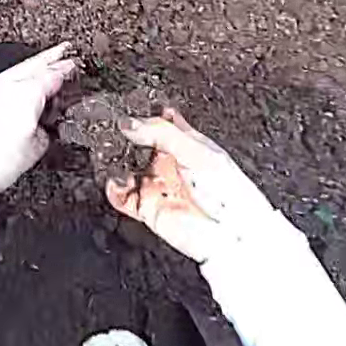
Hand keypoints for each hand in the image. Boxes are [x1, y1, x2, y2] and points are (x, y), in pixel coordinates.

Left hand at [0, 41, 77, 202]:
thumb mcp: (29, 154)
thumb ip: (42, 135)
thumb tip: (42, 130)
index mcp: (26, 94)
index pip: (52, 75)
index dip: (65, 69)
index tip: (73, 65)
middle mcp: (5, 85)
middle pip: (34, 64)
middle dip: (51, 56)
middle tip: (63, 50)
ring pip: (14, 69)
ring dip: (30, 65)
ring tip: (40, 65)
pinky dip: (11, 78)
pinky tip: (12, 85)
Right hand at [105, 108, 287, 263]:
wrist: (232, 236)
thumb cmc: (229, 193)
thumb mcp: (196, 151)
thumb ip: (162, 134)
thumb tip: (130, 123)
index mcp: (186, 143)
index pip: (160, 122)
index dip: (144, 114)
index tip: (128, 108)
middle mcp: (170, 163)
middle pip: (139, 143)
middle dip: (125, 137)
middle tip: (115, 131)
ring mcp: (159, 185)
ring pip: (127, 168)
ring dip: (117, 162)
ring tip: (114, 157)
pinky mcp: (149, 207)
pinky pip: (123, 197)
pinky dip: (113, 189)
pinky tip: (116, 181)